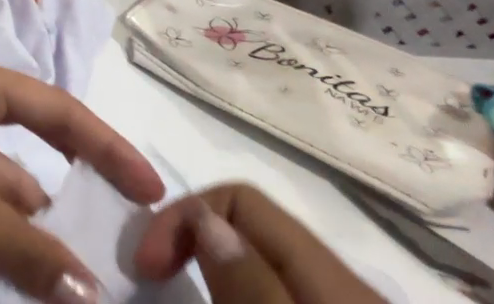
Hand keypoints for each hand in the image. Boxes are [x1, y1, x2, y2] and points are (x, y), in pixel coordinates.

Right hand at [134, 184, 383, 303]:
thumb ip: (250, 288)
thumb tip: (204, 217)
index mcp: (336, 279)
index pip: (243, 199)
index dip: (183, 217)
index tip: (144, 266)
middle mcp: (348, 285)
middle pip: (254, 228)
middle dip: (193, 239)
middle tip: (152, 275)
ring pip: (266, 263)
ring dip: (214, 268)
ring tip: (180, 293)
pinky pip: (281, 291)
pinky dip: (240, 291)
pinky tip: (223, 302)